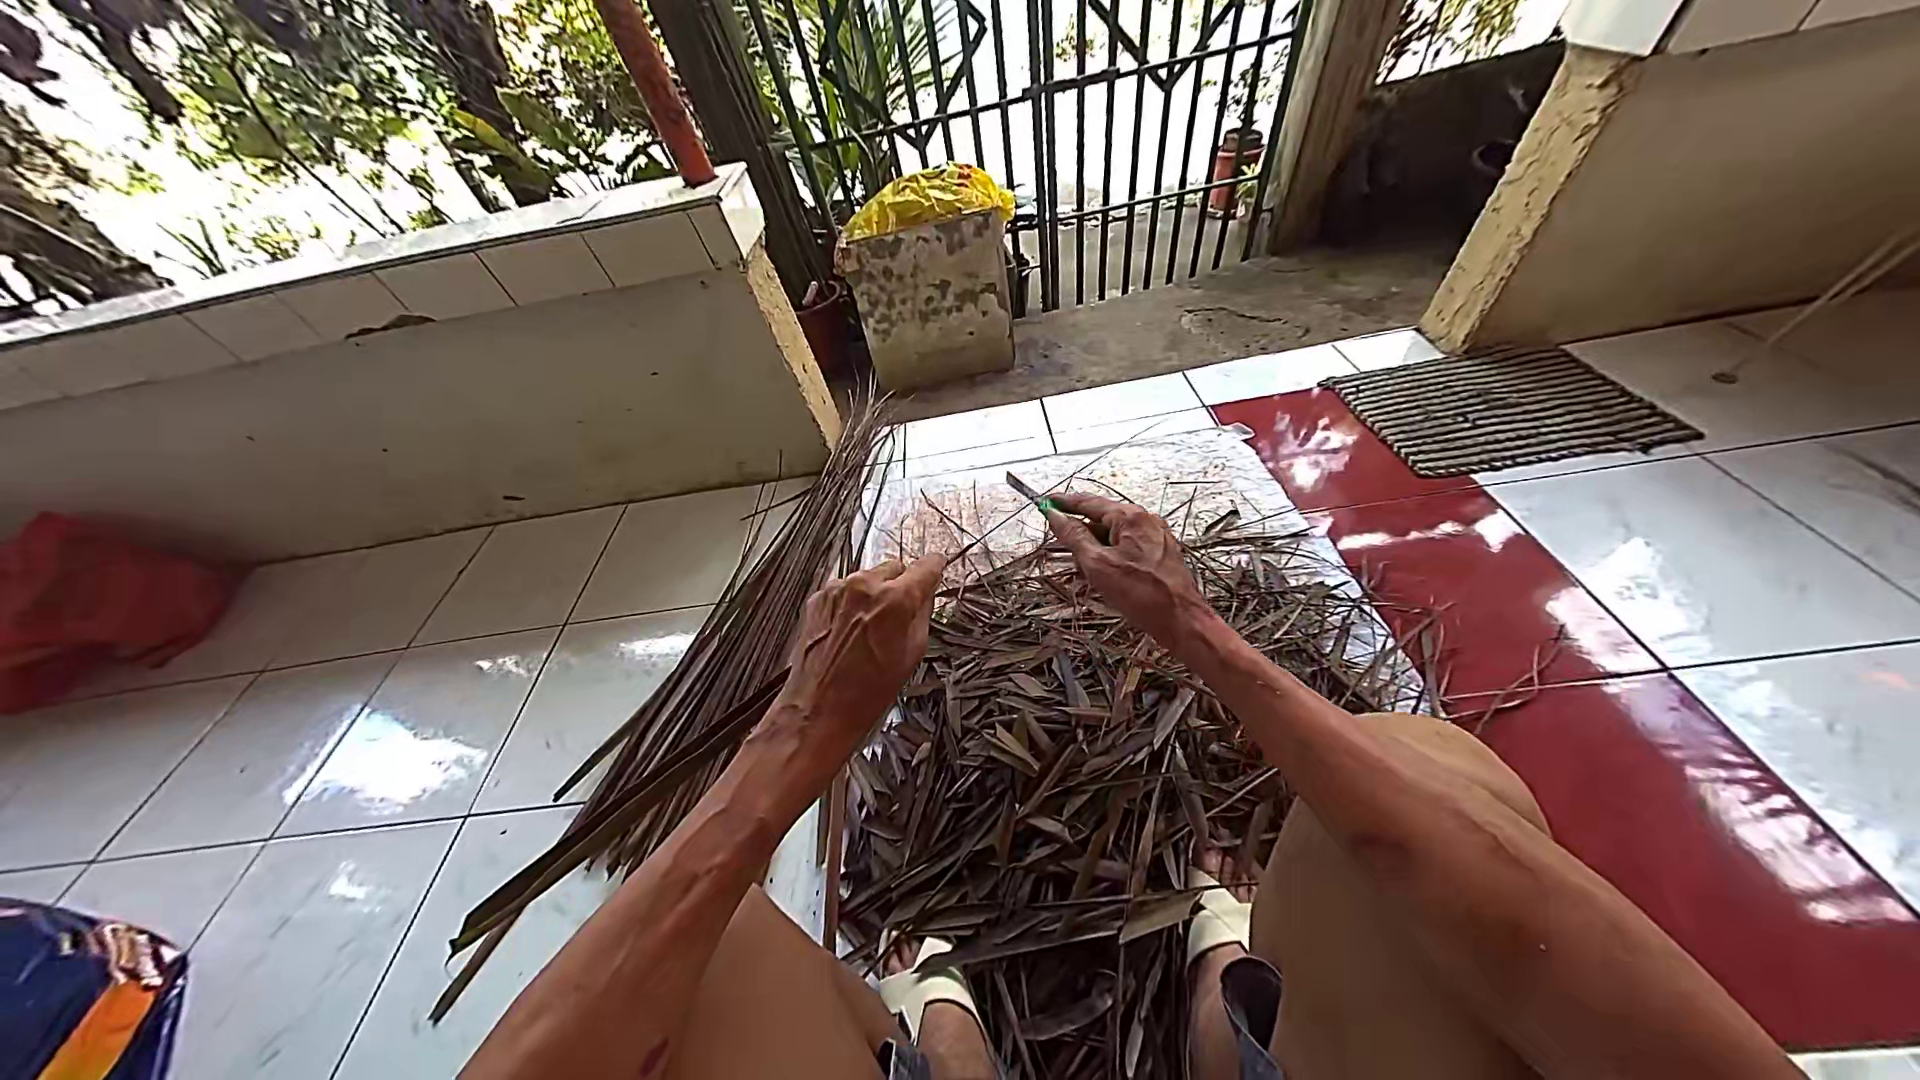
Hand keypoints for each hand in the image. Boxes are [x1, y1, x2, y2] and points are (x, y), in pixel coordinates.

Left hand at [757, 554, 945, 794]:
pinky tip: (852, 630)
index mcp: (896, 600)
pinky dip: (853, 602)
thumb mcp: (913, 653)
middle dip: (901, 585)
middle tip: (902, 612)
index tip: (936, 566)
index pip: (926, 566)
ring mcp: (838, 590)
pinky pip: (845, 590)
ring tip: (872, 629)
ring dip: (875, 594)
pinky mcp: (819, 598)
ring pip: (869, 578)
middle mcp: (865, 587)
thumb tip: (926, 595)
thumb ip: (922, 614)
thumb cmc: (864, 691)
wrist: (819, 708)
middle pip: (895, 568)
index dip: (935, 567)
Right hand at [1043, 493, 1214, 648]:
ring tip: (1085, 569)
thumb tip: (1055, 516)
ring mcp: (1155, 536)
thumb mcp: (1097, 564)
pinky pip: (1127, 547)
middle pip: (1102, 518)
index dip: (1064, 503)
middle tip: (1060, 544)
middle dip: (1080, 532)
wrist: (1180, 620)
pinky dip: (1110, 556)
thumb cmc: (1141, 593)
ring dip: (1095, 548)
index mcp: (1131, 517)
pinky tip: (1104, 575)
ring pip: (1114, 535)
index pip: (1089, 502)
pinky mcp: (1159, 553)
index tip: (1046, 503)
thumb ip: (1074, 536)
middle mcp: (1146, 521)